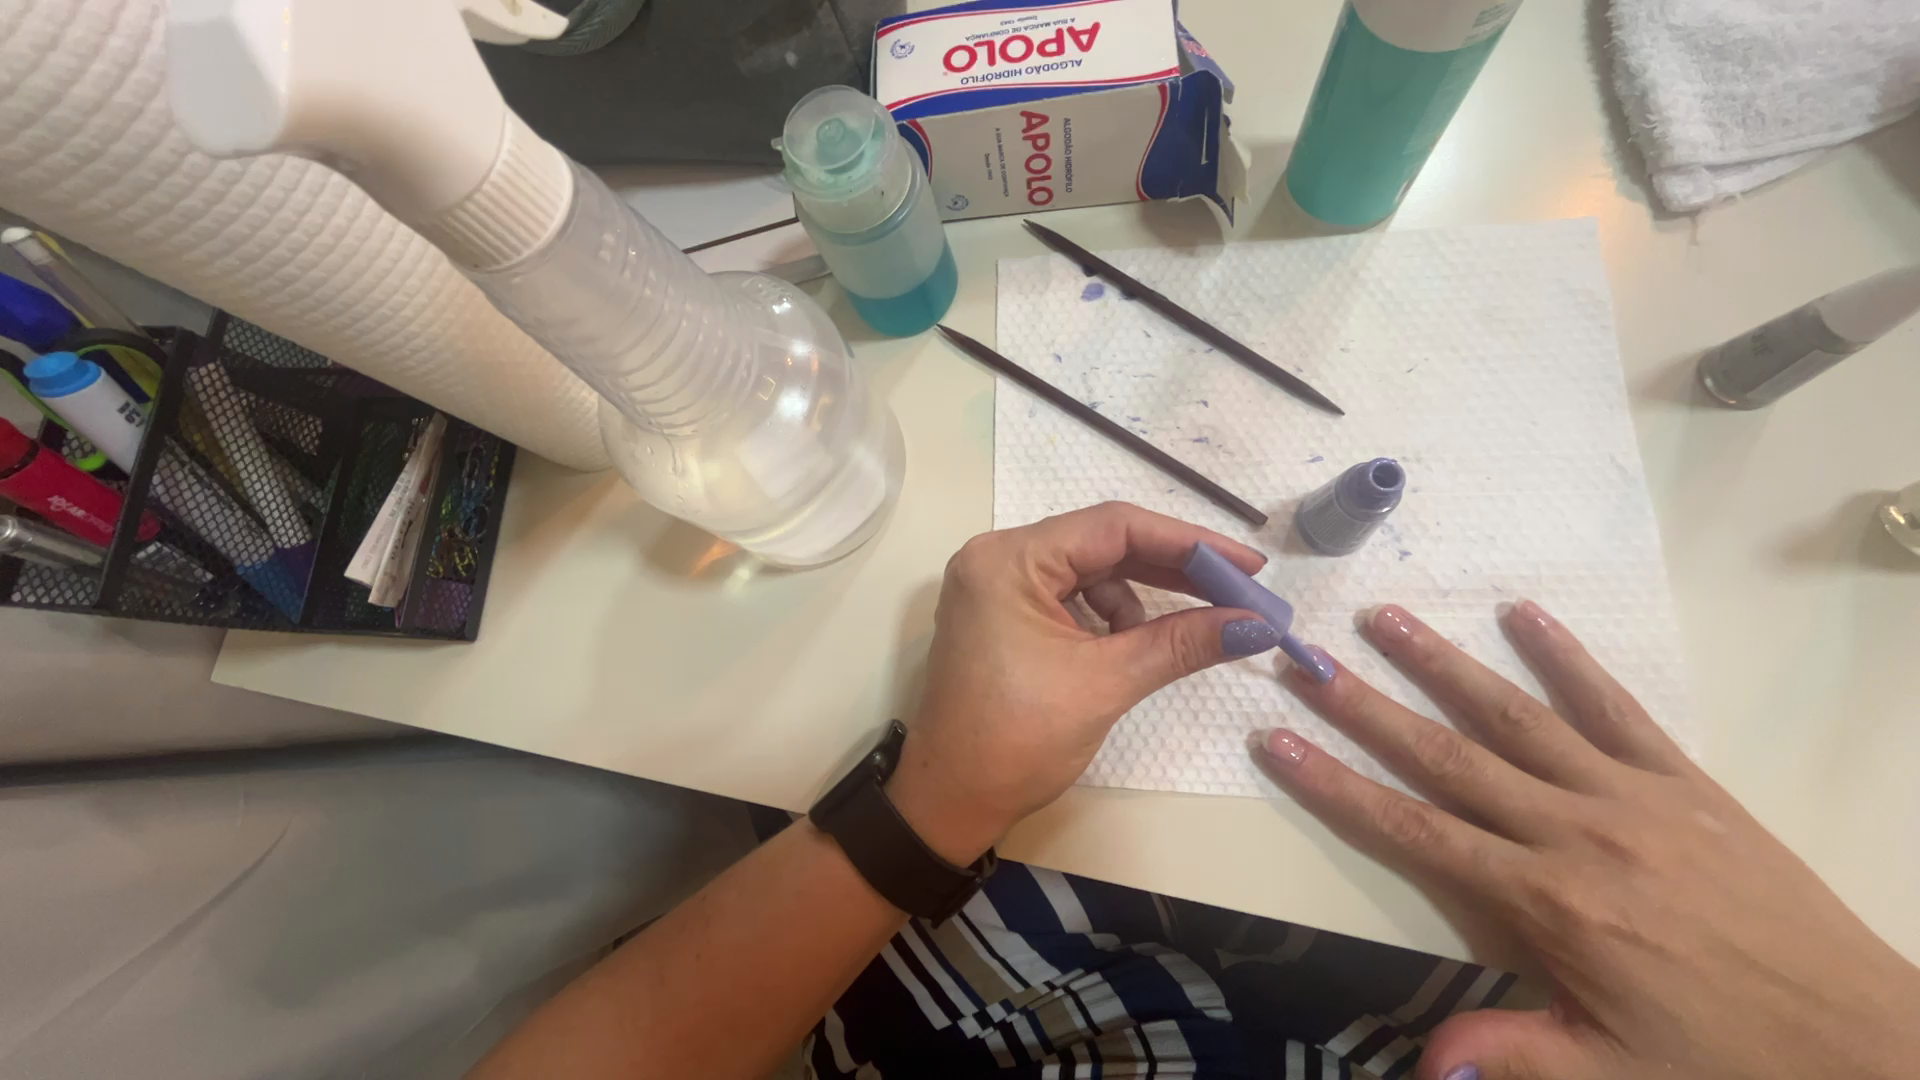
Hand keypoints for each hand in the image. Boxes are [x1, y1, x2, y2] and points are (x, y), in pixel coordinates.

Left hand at [888, 502, 1286, 863]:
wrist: (952, 800)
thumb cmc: (1018, 740)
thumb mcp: (1105, 683)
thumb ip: (1182, 642)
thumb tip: (1258, 624)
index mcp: (1008, 559)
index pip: (1112, 527)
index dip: (1188, 542)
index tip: (1248, 567)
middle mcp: (997, 557)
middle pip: (1101, 543)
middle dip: (1172, 569)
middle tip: (1238, 592)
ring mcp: (996, 584)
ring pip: (1088, 570)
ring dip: (1138, 596)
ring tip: (1175, 635)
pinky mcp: (1002, 611)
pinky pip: (1069, 595)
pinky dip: (1107, 614)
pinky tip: (1129, 644)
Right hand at [1254, 602, 1919, 1079]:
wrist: (1881, 1051)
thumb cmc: (1725, 1062)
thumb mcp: (1612, 1076)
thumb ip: (1511, 1056)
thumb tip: (1421, 1066)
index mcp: (1543, 902)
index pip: (1410, 828)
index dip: (1334, 784)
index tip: (1276, 740)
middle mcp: (1571, 832)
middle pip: (1444, 756)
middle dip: (1364, 706)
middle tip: (1308, 659)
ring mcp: (1626, 796)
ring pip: (1513, 715)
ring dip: (1441, 664)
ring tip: (1386, 618)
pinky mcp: (1681, 781)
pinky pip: (1614, 708)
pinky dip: (1566, 658)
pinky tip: (1524, 613)